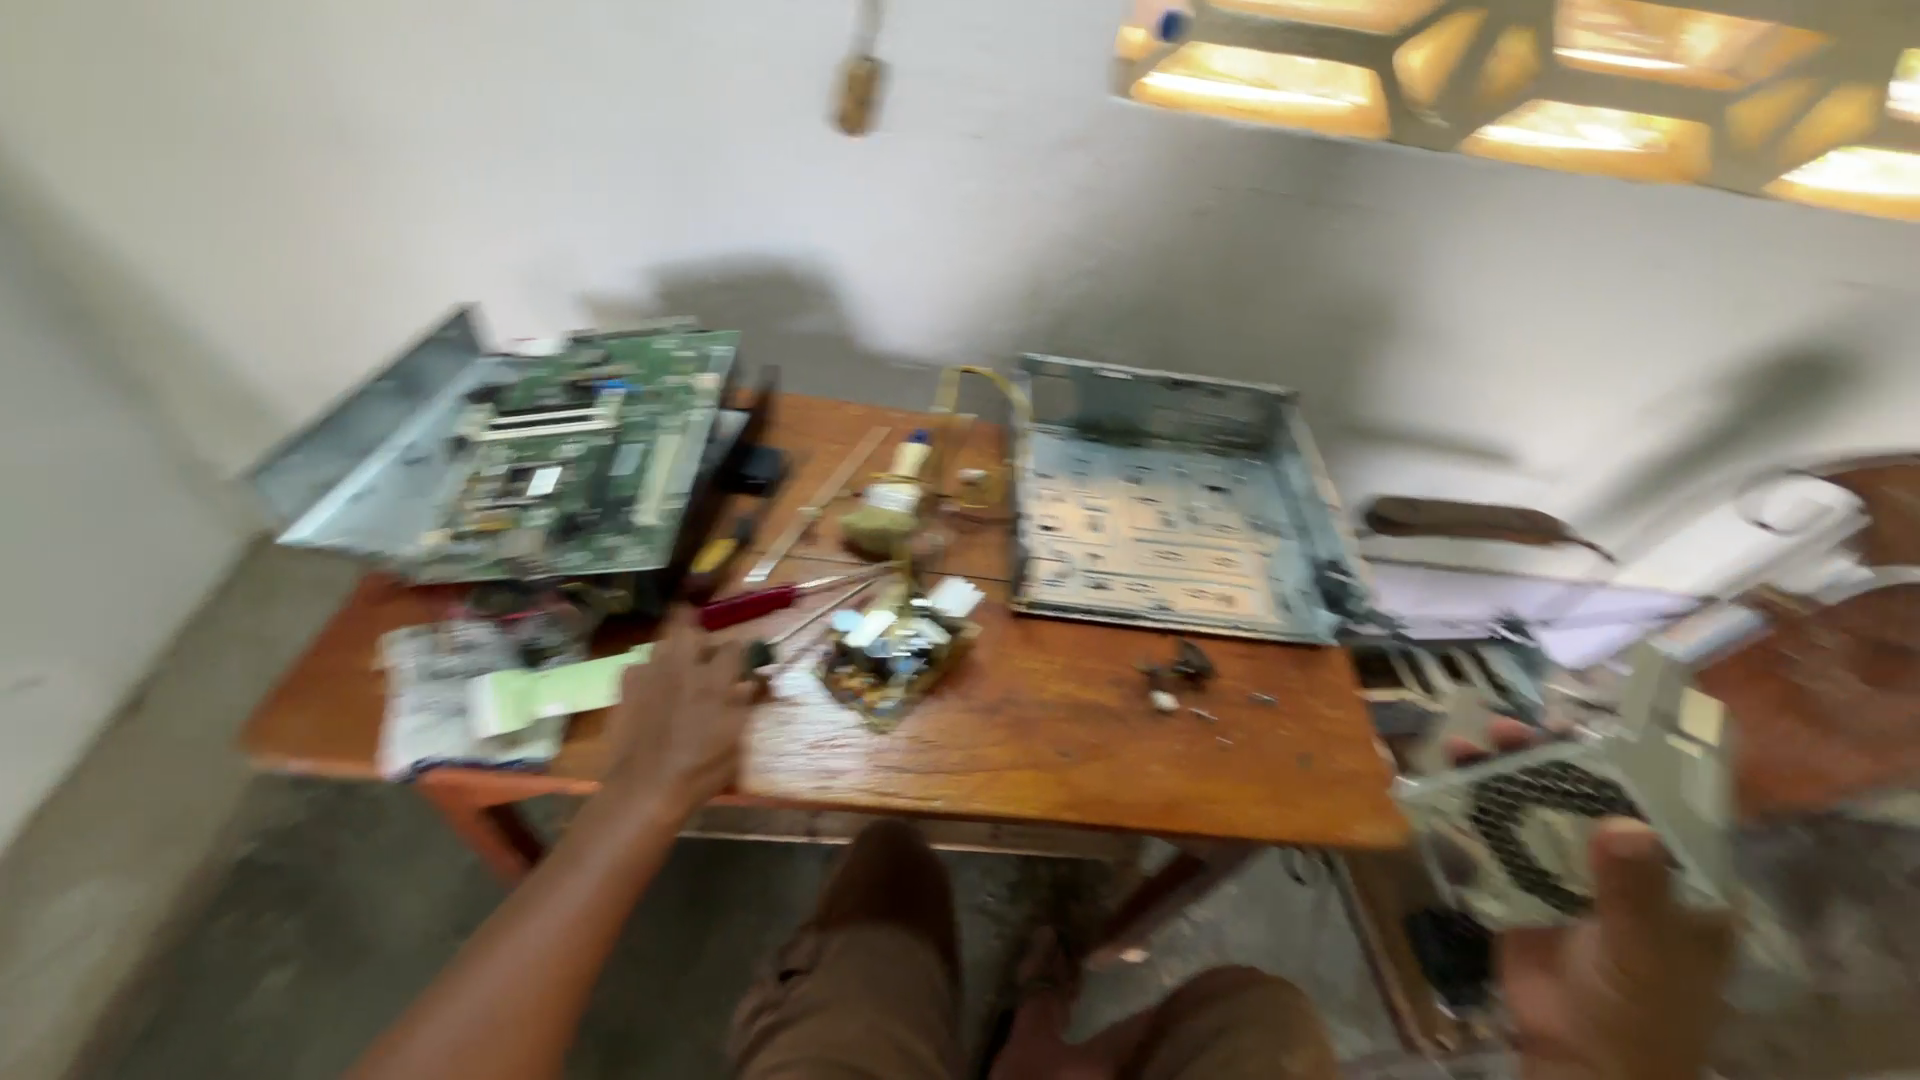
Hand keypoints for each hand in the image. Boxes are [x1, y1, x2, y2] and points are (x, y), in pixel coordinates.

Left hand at [603, 608, 757, 822]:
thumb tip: (748, 684)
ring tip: (678, 669)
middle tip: (703, 652)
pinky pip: (637, 667)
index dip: (740, 653)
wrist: (645, 789)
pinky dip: (647, 674)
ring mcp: (649, 676)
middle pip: (687, 626)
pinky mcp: (624, 690)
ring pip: (660, 643)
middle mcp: (682, 668)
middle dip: (697, 631)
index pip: (734, 646)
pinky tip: (651, 690)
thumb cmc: (700, 771)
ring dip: (672, 650)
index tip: (742, 665)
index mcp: (715, 680)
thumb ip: (743, 707)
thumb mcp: (737, 743)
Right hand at [1451, 719, 1735, 1079]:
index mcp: (1679, 877)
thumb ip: (1635, 891)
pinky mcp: (1525, 886)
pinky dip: (1476, 810)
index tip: (1586, 724)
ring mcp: (1571, 873)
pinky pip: (1501, 840)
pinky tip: (1452, 785)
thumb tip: (1621, 823)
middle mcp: (1626, 865)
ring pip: (1538, 810)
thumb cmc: (1635, 1010)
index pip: (1659, 803)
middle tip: (1513, 728)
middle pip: (1585, 796)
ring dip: (1505, 776)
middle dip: (1548, 758)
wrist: (1578, 1060)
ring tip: (1470, 744)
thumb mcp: (1644, 951)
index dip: (1626, 759)